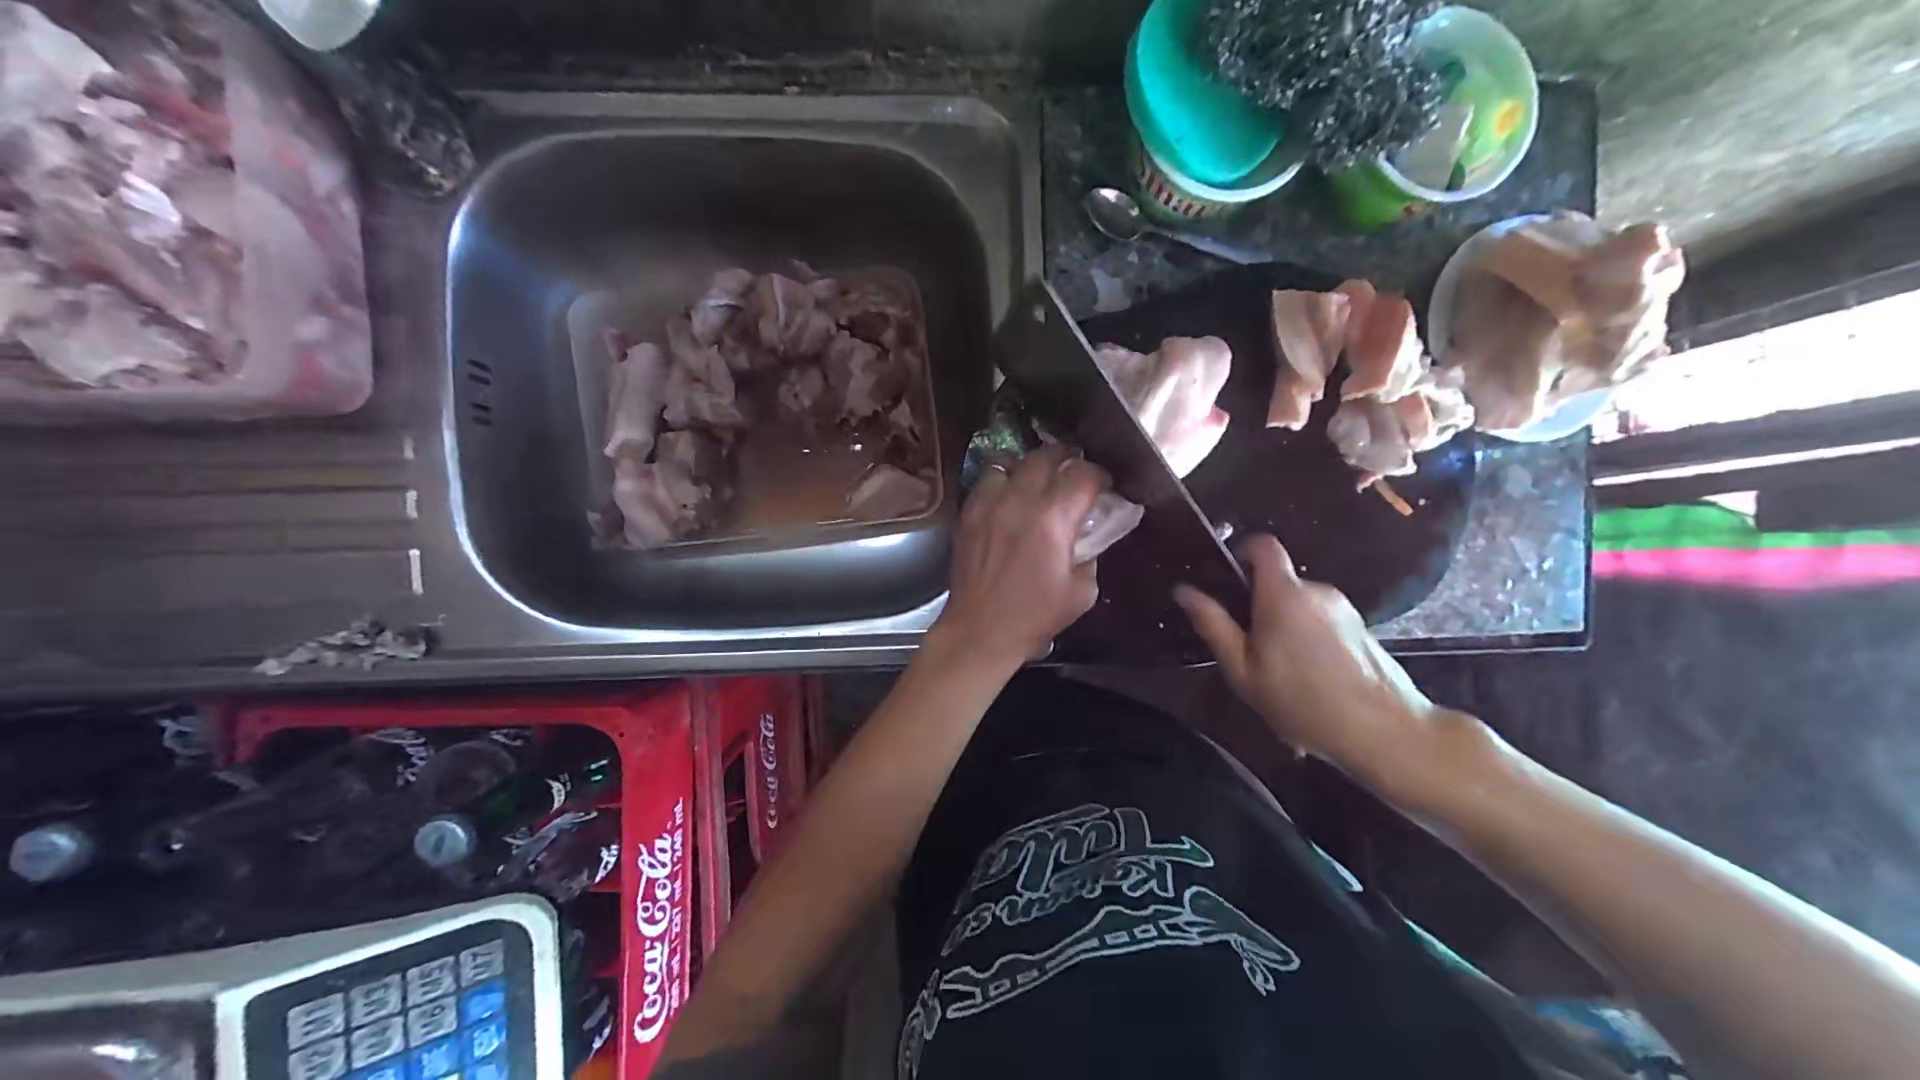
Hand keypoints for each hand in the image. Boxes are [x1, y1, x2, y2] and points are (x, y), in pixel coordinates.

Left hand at [929, 445, 1108, 668]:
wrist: (980, 630)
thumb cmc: (1034, 616)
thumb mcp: (1082, 591)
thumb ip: (1091, 553)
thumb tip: (1089, 532)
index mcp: (1053, 519)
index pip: (1083, 474)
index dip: (1099, 475)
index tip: (1103, 486)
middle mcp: (1019, 501)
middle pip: (1046, 456)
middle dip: (1067, 459)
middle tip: (1074, 472)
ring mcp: (989, 504)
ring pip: (1011, 460)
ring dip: (1030, 465)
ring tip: (1038, 479)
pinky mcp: (968, 513)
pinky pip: (985, 480)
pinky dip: (1002, 479)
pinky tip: (1009, 494)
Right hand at [1173, 534, 1438, 778]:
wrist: (1385, 732)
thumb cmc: (1303, 702)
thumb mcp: (1243, 670)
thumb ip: (1213, 625)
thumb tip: (1184, 591)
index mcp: (1283, 595)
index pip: (1263, 545)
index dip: (1241, 551)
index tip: (1227, 579)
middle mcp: (1315, 591)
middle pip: (1278, 582)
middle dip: (1258, 607)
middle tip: (1250, 651)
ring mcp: (1342, 608)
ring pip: (1298, 606)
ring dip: (1284, 629)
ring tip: (1281, 675)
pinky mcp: (1360, 626)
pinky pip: (1320, 622)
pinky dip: (1307, 642)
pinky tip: (1309, 683)